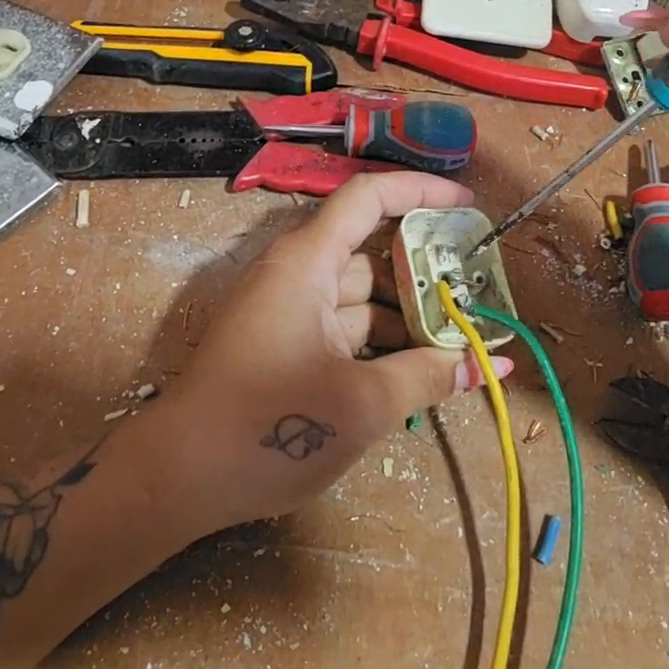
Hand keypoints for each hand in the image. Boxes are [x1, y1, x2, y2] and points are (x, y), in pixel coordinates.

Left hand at [157, 173, 514, 530]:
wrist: (180, 476)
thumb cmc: (270, 426)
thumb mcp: (362, 403)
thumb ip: (428, 376)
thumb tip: (489, 365)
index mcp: (306, 263)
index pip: (367, 198)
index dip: (421, 192)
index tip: (469, 209)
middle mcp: (295, 276)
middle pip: (371, 255)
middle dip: (425, 275)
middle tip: (479, 298)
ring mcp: (285, 313)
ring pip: (359, 299)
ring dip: (406, 319)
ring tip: (463, 345)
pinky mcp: (281, 348)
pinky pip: (340, 331)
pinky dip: (378, 345)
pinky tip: (419, 375)